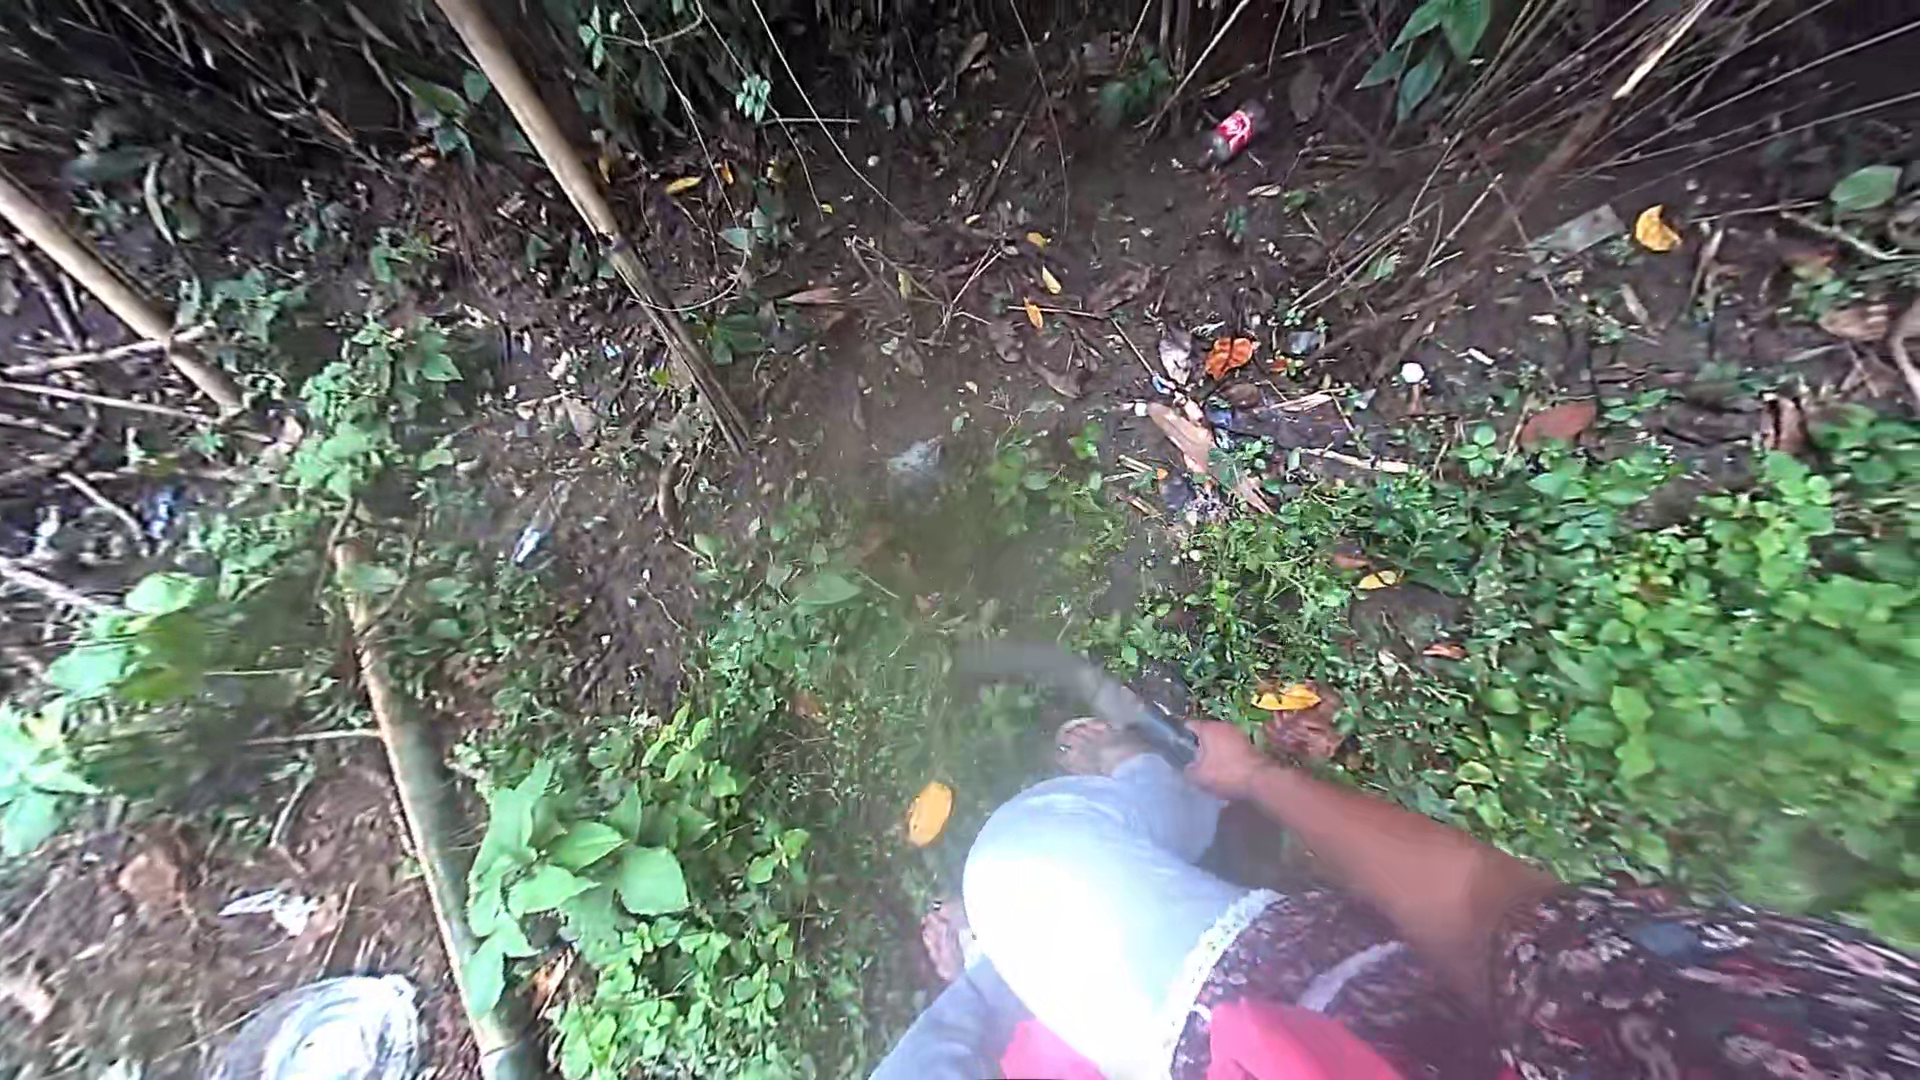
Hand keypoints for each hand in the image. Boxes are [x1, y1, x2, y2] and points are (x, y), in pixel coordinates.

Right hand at [1184, 719, 1270, 799]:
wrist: (1261, 781)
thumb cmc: (1225, 774)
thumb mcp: (1199, 777)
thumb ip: (1189, 770)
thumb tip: (1190, 767)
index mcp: (1208, 728)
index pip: (1190, 725)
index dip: (1184, 735)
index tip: (1182, 747)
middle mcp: (1223, 726)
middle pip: (1207, 732)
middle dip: (1202, 745)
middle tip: (1198, 761)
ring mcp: (1239, 734)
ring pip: (1222, 740)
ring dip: (1217, 750)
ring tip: (1214, 767)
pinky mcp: (1251, 744)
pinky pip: (1234, 748)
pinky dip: (1230, 756)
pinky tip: (1229, 770)